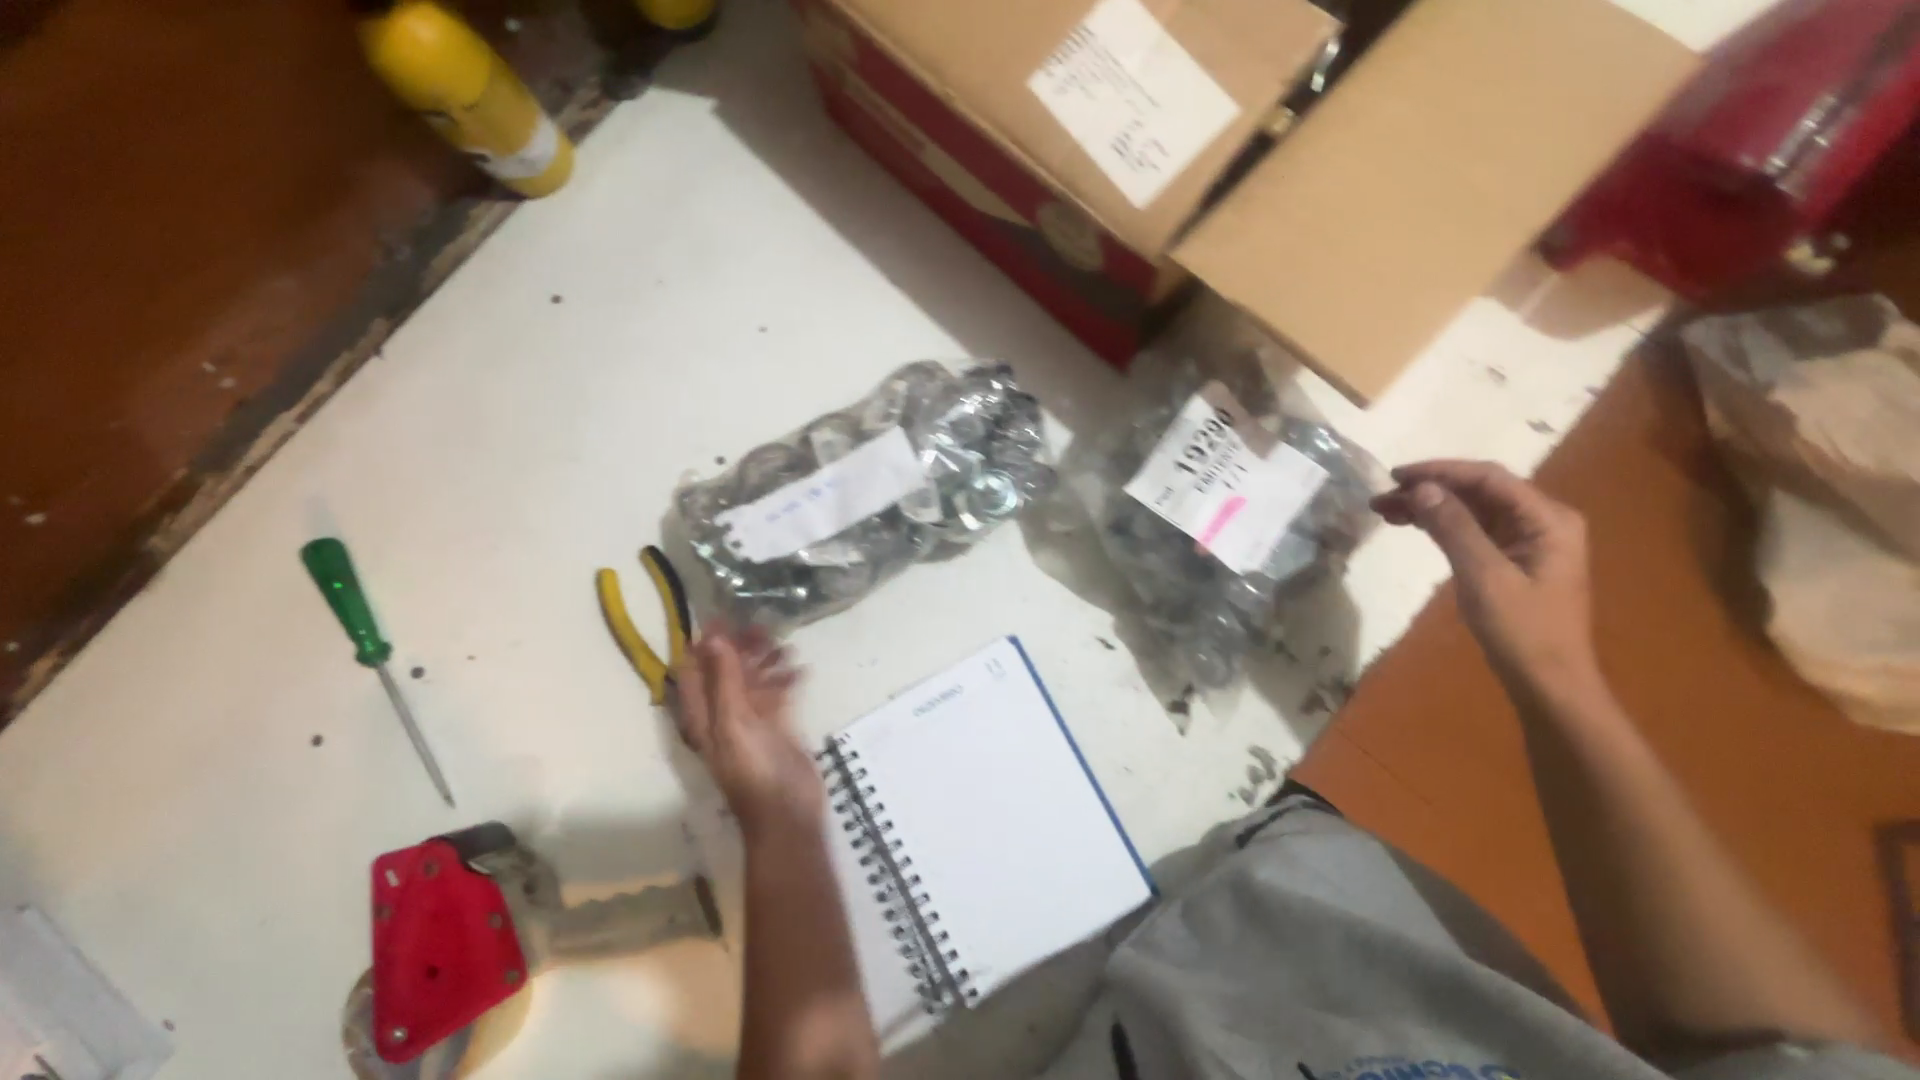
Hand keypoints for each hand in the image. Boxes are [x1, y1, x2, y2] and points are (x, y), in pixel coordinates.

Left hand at [675, 623, 822, 837]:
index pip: (694, 670)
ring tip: (784, 644)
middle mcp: (722, 715)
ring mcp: (751, 721)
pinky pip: (778, 694)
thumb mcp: (734, 722)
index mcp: (702, 716)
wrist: (788, 813)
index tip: (725, 617)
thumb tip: (713, 638)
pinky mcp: (777, 727)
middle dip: (741, 647)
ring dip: (766, 660)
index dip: (705, 644)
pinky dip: (786, 679)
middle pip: (726, 671)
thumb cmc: (754, 769)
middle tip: (763, 626)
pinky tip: (800, 668)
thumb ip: (725, 680)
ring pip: (754, 680)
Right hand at [1372, 460, 1601, 699]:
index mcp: (1547, 518)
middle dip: (1430, 489)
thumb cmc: (1522, 631)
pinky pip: (1474, 530)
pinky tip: (1413, 525)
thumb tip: (1422, 488)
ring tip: (1386, 510)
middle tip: (1382, 497)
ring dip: (1431, 506)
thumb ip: (1454, 528)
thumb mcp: (1484, 576)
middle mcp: (1542, 520)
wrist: (1548, 682)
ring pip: (1472, 509)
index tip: (1394, 476)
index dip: (1440, 471)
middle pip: (1479, 490)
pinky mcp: (1513, 559)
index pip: (1488, 478)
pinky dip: (1442, 525)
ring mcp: (1528, 540)